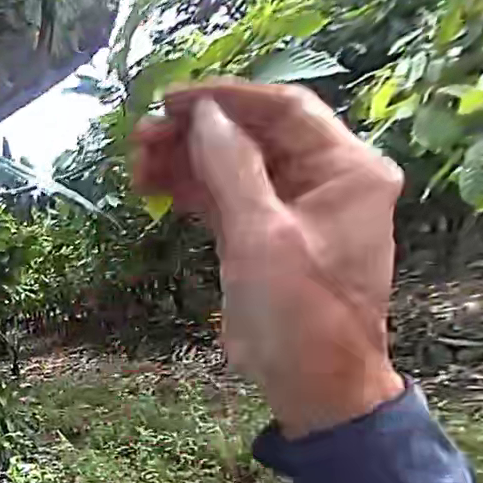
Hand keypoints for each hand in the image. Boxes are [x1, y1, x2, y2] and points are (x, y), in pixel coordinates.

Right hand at [132, 81, 405, 436]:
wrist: (311, 382)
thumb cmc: (300, 312)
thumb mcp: (263, 237)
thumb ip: (232, 170)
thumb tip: (204, 116)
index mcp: (344, 169)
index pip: (282, 111)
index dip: (225, 99)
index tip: (171, 100)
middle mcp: (320, 180)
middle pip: (251, 138)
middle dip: (195, 134)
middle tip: (141, 139)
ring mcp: (287, 210)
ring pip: (231, 168)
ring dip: (186, 163)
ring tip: (137, 165)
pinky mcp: (260, 237)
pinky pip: (223, 200)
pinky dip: (191, 192)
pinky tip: (154, 187)